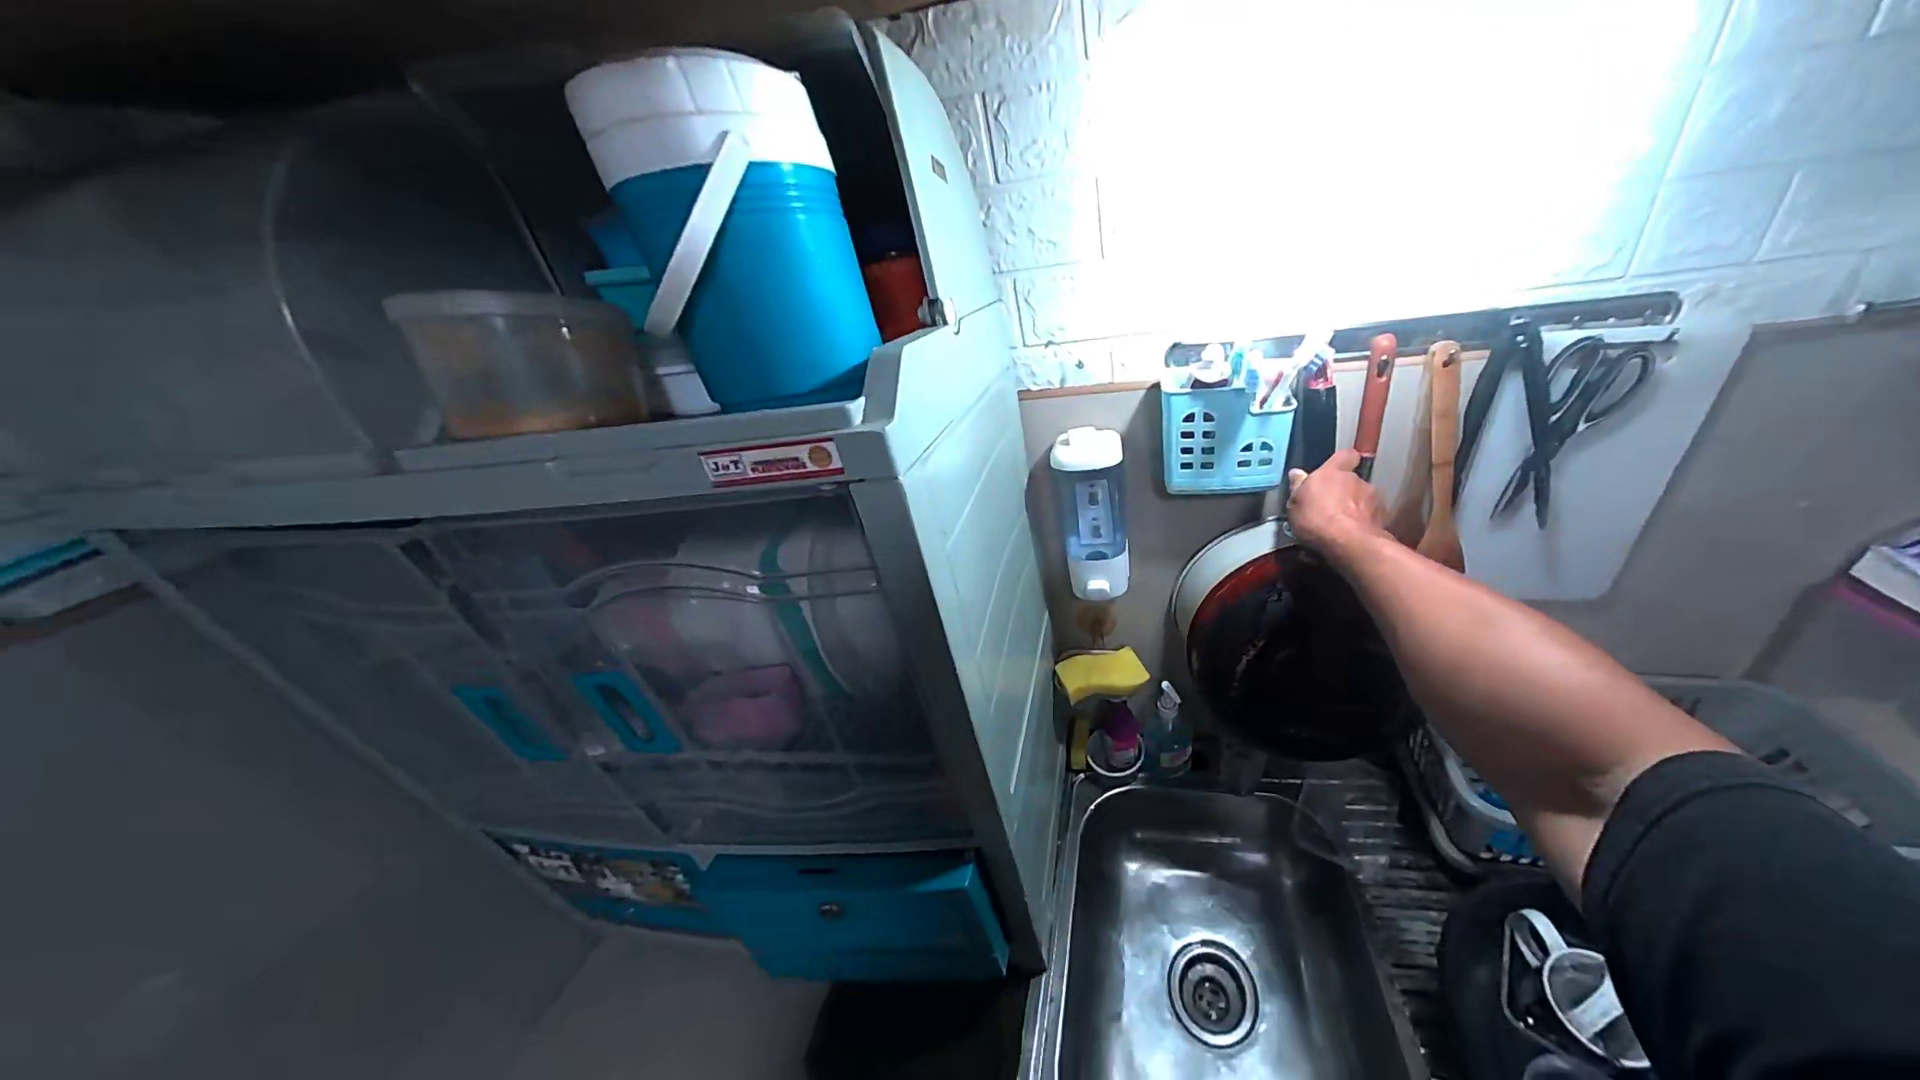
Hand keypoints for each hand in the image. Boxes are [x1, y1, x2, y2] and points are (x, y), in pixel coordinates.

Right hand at [1286, 449, 1388, 556]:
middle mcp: (1356, 479)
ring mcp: (1372, 497)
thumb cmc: (1316, 519)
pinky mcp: (1382, 515)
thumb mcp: (1295, 504)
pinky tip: (1352, 532)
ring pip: (1362, 497)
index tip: (1334, 471)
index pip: (1345, 455)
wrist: (1349, 542)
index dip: (1341, 461)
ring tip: (1341, 522)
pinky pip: (1370, 514)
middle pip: (1351, 480)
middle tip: (1329, 506)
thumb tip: (1297, 474)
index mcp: (1333, 472)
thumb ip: (1298, 487)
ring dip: (1354, 506)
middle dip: (1343, 490)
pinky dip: (1363, 520)